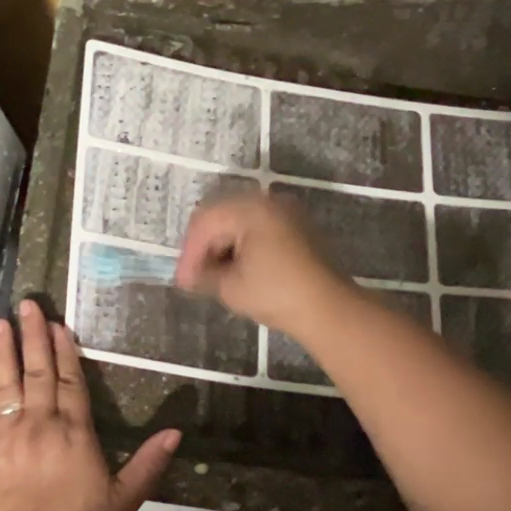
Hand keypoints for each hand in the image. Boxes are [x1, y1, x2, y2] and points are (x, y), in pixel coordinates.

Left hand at [0, 300, 181, 510]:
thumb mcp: (126, 498)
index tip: (58, 323)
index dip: (64, 349)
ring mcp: (10, 436)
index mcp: (74, 432)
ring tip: (0, 322)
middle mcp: (40, 425)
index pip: (69, 380)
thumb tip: (177, 432)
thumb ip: (149, 463)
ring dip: (3, 351)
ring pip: (6, 384)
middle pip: (37, 371)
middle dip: (32, 336)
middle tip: (26, 304)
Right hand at [175, 193, 351, 335]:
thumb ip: (204, 275)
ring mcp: (285, 212)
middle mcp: (268, 202)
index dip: (189, 252)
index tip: (182, 280)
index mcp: (250, 209)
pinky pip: (258, 227)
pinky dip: (242, 244)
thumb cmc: (277, 295)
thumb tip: (191, 275)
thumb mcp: (231, 288)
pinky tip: (235, 268)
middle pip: (220, 215)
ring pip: (239, 220)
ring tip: (213, 274)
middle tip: (193, 275)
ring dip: (222, 245)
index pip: (205, 222)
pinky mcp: (296, 227)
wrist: (328, 308)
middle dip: (203, 246)